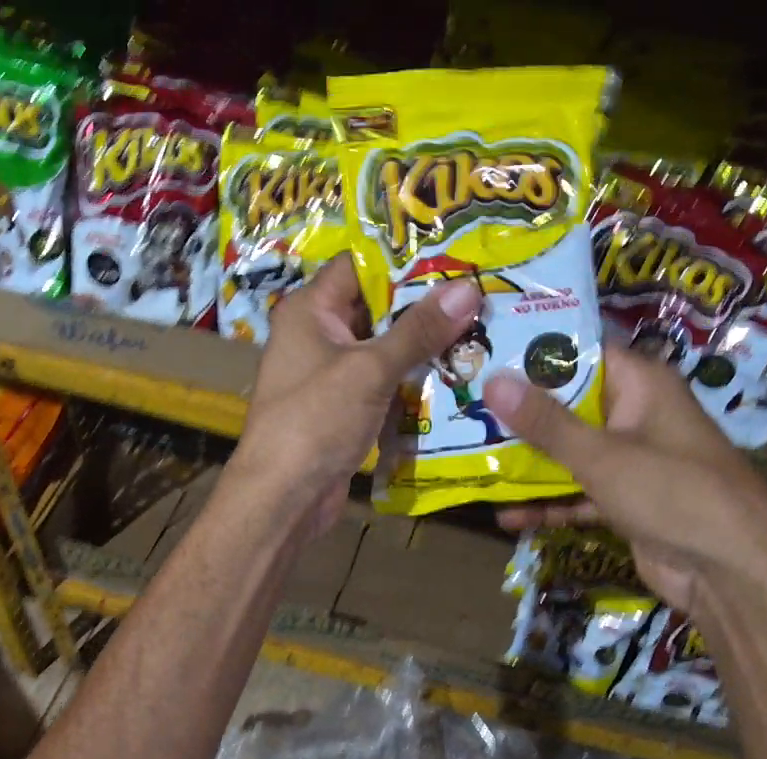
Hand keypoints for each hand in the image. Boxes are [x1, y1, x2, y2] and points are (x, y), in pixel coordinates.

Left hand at [229, 259, 481, 537]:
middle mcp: (317, 335)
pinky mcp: (343, 410)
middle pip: (377, 307)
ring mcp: (330, 375)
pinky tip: (457, 377)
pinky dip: (412, 383)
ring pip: (384, 349)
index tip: (458, 254)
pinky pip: (383, 385)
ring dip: (424, 348)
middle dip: (425, 305)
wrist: (283, 498)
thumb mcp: (369, 369)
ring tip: (483, 330)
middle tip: (483, 292)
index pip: (360, 265)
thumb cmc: (315, 421)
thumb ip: (418, 330)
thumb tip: (467, 288)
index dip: (406, 258)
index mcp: (311, 310)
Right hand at [482, 344, 766, 617]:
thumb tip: (491, 379)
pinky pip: (578, 494)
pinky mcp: (627, 502)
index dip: (534, 354)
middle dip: (519, 414)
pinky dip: (549, 505)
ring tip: (472, 463)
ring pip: (570, 454)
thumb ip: (545, 422)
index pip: (582, 354)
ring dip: (528, 464)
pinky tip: (506, 518)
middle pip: (569, 406)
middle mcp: (637, 416)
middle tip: (462, 411)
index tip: (484, 353)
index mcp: (642, 386)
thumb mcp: (601, 455)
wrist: (730, 571)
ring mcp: (632, 462)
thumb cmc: (672, 493)